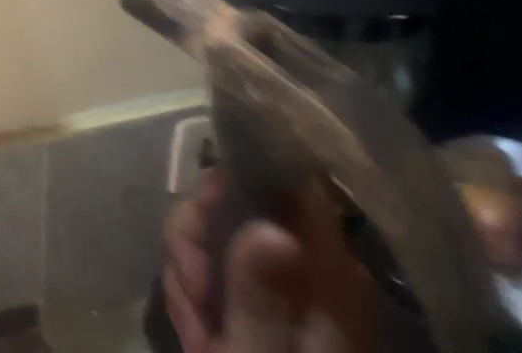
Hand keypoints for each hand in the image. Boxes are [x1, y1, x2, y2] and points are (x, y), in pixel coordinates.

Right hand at [161, 171, 378, 352]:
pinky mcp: (265, 301)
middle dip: (197, 242)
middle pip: (240, 206)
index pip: (284, 186)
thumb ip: (260, 294)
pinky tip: (198, 334)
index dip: (231, 191)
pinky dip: (196, 294)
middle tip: (190, 294)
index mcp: (331, 272)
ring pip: (219, 236)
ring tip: (195, 332)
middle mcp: (315, 265)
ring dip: (190, 274)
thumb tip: (269, 226)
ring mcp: (289, 283)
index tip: (196, 234)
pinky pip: (217, 268)